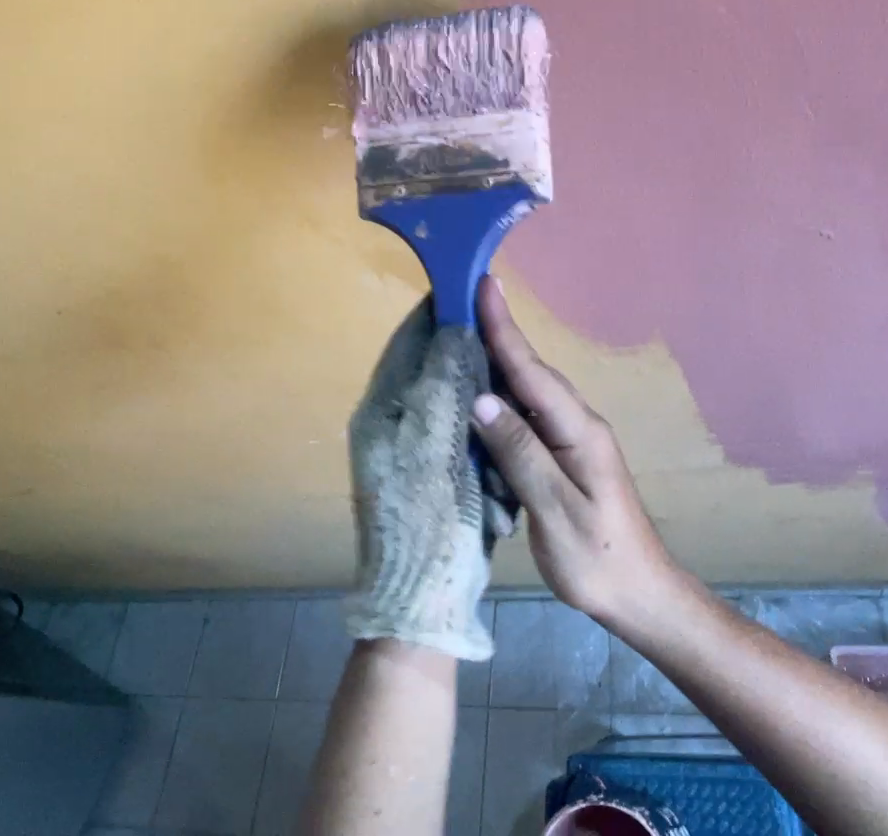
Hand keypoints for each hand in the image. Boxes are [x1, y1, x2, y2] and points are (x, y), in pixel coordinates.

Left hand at [345, 299, 494, 659]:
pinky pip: (451, 421)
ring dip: (467, 372)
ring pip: (438, 391)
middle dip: (457, 339)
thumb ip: (442, 388)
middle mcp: (386, 423)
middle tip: (499, 318)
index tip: (473, 287)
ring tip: (506, 353)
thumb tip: (456, 331)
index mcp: (381, 413)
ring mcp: (404, 448)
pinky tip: (501, 404)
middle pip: (423, 363)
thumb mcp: (435, 449)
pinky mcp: (425, 469)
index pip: (407, 342)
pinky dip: (474, 407)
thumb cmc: (426, 523)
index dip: (438, 312)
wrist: (419, 600)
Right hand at [468, 277, 683, 627]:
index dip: (505, 329)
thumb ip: (521, 454)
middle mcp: (577, 425)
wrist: (639, 593)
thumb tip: (482, 400)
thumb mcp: (556, 509)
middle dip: (496, 335)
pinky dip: (502, 399)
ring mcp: (573, 441)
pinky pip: (528, 418)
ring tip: (461, 338)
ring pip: (529, 393)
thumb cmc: (597, 558)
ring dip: (498, 363)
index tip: (484, 284)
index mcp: (579, 431)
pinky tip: (480, 398)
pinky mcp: (564, 458)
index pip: (533, 372)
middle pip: (531, 373)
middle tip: (459, 304)